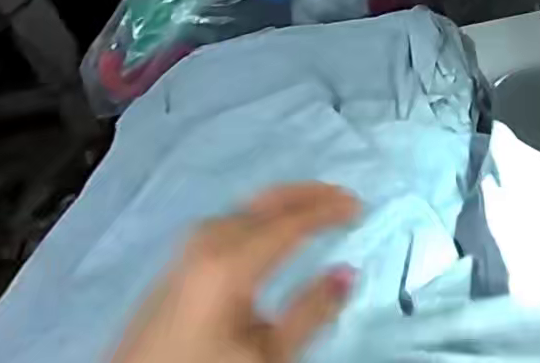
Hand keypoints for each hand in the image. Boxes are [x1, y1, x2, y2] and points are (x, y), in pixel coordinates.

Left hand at [112, 182, 361, 362]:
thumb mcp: (267, 359)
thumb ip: (310, 312)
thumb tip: (347, 272)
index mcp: (231, 259)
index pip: (291, 220)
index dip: (328, 209)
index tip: (359, 205)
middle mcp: (209, 238)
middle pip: (268, 201)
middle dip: (308, 194)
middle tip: (344, 197)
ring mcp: (189, 245)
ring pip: (248, 207)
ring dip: (284, 203)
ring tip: (315, 209)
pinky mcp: (180, 259)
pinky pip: (231, 219)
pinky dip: (261, 215)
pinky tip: (273, 228)